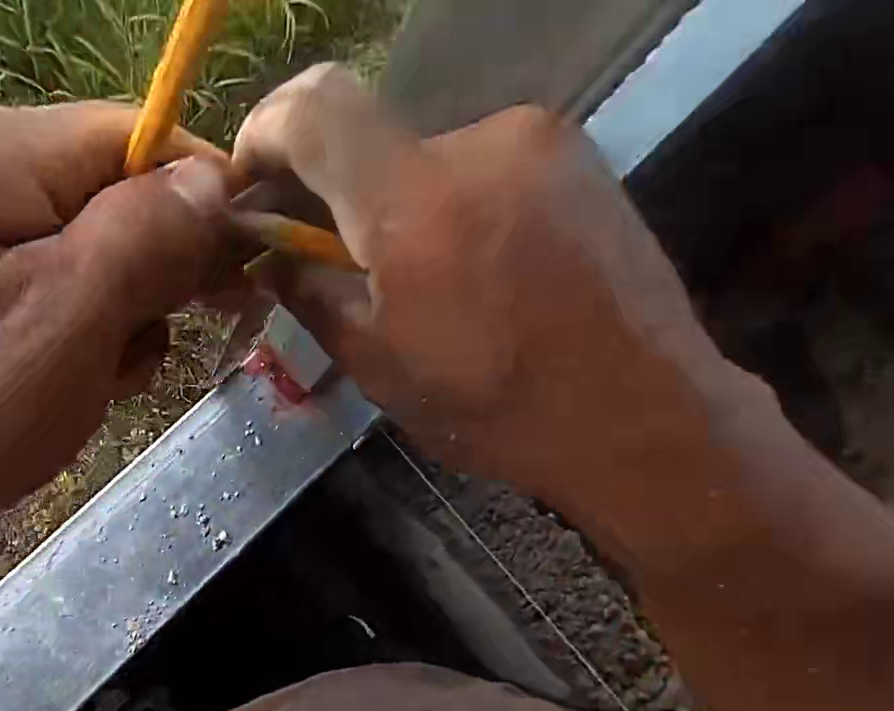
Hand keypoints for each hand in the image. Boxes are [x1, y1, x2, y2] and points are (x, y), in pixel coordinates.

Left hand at [0, 103, 235, 548]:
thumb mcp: (64, 318)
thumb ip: (146, 237)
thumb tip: (216, 177)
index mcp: (3, 157)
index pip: (143, 139)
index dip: (205, 202)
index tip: (239, 277)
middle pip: (126, 201)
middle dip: (160, 276)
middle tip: (144, 344)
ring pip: (107, 264)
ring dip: (127, 324)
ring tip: (94, 381)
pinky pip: (71, 305)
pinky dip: (92, 349)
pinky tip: (72, 390)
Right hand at [234, 65, 758, 504]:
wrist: (641, 418)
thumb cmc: (498, 409)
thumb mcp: (382, 368)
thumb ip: (315, 297)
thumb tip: (274, 257)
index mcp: (416, 199)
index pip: (312, 108)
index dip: (265, 133)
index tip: (252, 183)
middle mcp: (480, 141)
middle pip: (374, 142)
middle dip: (339, 196)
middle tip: (339, 266)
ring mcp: (542, 142)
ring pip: (433, 162)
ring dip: (405, 211)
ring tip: (427, 288)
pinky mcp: (581, 161)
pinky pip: (487, 171)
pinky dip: (459, 211)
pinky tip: (481, 276)